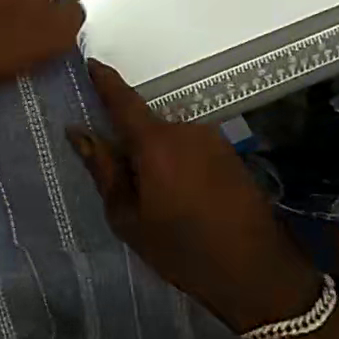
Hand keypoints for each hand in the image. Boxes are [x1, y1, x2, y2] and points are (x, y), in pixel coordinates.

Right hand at [68, 59, 320, 333]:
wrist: (260, 275)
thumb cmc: (184, 250)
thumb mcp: (128, 218)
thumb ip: (103, 170)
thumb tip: (78, 132)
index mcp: (156, 143)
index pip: (123, 100)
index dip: (104, 80)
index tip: (90, 63)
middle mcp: (185, 130)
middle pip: (144, 125)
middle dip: (129, 142)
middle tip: (120, 178)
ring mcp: (212, 141)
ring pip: (168, 139)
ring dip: (156, 156)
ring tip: (153, 197)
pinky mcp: (230, 155)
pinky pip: (189, 148)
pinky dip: (176, 163)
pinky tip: (180, 198)